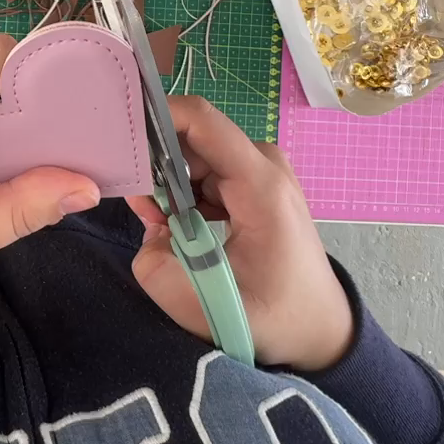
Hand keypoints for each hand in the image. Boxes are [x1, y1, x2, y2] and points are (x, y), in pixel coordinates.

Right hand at [125, 98, 354, 370]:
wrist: (321, 329)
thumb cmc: (279, 317)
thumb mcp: (210, 308)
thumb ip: (159, 272)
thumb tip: (148, 231)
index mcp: (259, 183)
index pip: (200, 119)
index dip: (156, 115)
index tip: (121, 137)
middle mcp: (260, 164)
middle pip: (189, 138)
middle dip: (154, 166)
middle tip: (141, 211)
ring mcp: (257, 171)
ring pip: (191, 155)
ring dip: (166, 186)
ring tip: (161, 227)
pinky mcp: (250, 184)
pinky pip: (201, 171)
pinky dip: (180, 194)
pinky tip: (178, 227)